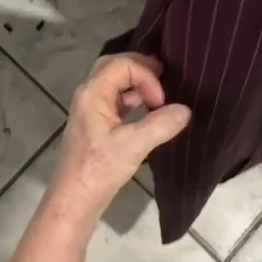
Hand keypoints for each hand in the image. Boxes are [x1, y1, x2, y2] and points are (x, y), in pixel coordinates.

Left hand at [46, 53, 190, 220]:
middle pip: (114, 66)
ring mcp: (90, 107)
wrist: (75, 197)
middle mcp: (88, 93)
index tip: (161, 101)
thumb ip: (160, 125)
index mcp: (93, 92)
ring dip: (136, 83)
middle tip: (165, 79)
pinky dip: (131, 98)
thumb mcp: (133, 146)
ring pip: (113, 81)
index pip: (122, 64)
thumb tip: (186, 110)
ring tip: (159, 96)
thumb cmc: (100, 169)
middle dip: (141, 69)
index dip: (146, 76)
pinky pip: (114, 98)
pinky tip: (147, 111)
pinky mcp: (94, 121)